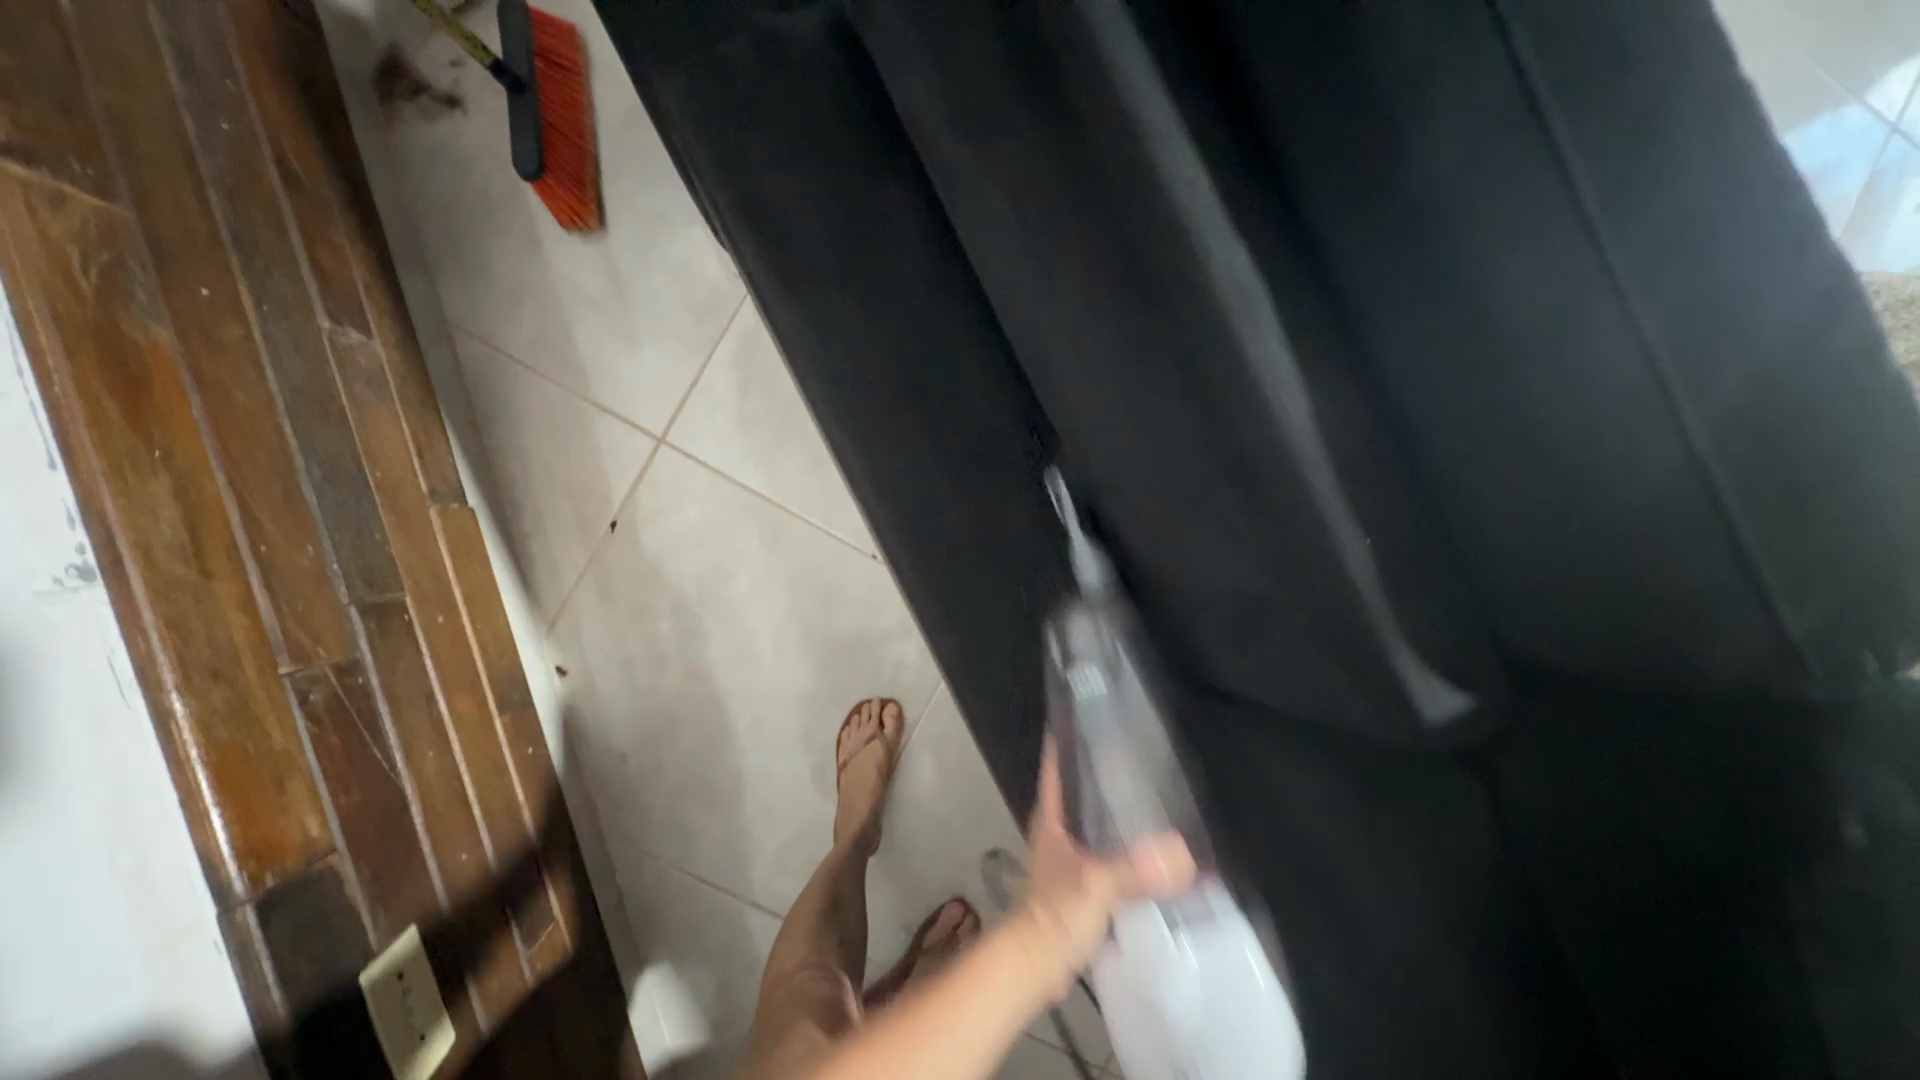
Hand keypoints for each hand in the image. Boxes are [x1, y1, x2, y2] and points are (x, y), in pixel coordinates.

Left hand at [1009, 738, 1195, 999]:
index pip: (1057, 765)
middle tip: (1145, 754)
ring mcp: (1071, 859)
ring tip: (1160, 797)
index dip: (1068, 738)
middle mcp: (1059, 831)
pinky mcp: (1085, 887)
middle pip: (1082, 791)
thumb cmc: (1056, 915)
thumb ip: (1136, 868)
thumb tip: (1184, 853)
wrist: (1037, 966)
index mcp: (1052, 818)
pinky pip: (1113, 857)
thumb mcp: (1096, 884)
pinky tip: (1160, 852)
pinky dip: (1133, 851)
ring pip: (1098, 824)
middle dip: (1108, 774)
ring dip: (1122, 814)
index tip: (1091, 715)